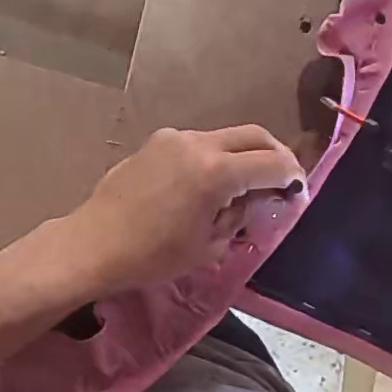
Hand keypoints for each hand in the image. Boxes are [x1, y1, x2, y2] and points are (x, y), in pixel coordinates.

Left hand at [56, 126, 304, 294]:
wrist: (94, 244)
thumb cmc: (153, 255)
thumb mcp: (209, 245)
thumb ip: (241, 214)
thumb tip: (259, 198)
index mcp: (216, 171)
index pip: (271, 163)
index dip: (292, 177)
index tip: (297, 191)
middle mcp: (198, 143)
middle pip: (254, 136)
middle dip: (275, 154)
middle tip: (283, 179)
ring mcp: (174, 138)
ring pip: (225, 136)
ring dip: (243, 154)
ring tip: (245, 184)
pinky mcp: (156, 141)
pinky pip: (198, 142)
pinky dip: (216, 156)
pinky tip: (209, 182)